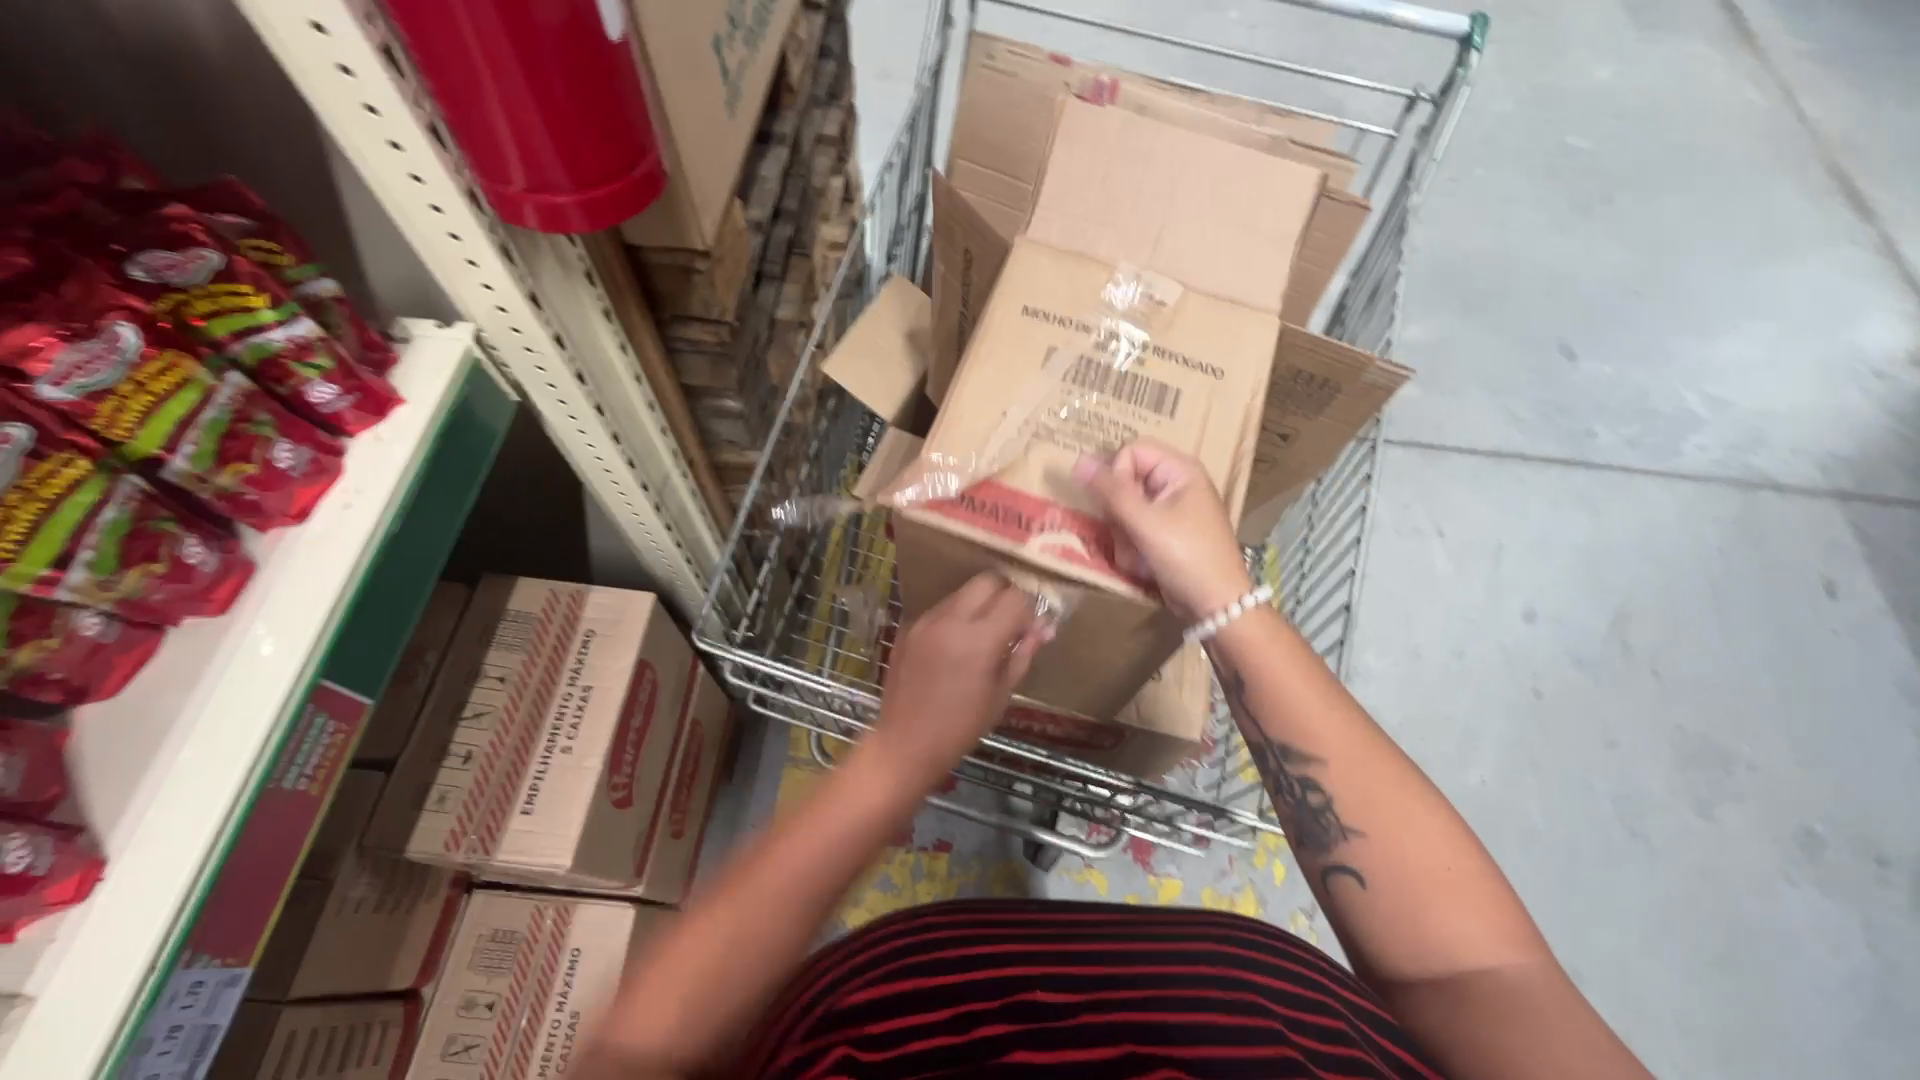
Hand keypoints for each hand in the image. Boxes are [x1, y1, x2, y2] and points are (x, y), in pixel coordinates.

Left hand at [870, 573, 1048, 786]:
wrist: (906, 743)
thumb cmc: (961, 727)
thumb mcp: (1001, 694)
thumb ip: (1023, 654)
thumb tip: (1044, 628)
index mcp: (979, 640)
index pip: (1015, 598)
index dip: (1030, 608)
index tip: (1032, 626)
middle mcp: (950, 620)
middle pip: (988, 581)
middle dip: (1005, 594)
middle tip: (1011, 620)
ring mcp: (925, 620)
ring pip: (962, 591)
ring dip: (980, 603)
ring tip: (984, 633)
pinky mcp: (908, 627)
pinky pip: (941, 608)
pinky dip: (956, 616)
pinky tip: (956, 644)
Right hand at [1073, 438, 1253, 621]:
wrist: (1217, 606)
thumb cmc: (1187, 557)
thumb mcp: (1145, 523)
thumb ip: (1110, 491)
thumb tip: (1077, 460)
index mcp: (1180, 470)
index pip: (1130, 452)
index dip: (1117, 474)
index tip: (1119, 504)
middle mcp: (1176, 484)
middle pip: (1125, 482)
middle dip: (1119, 513)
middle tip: (1128, 533)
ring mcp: (1171, 511)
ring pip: (1125, 510)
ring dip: (1124, 535)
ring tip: (1139, 555)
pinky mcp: (1166, 534)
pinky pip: (1134, 530)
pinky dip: (1132, 548)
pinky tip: (1144, 565)